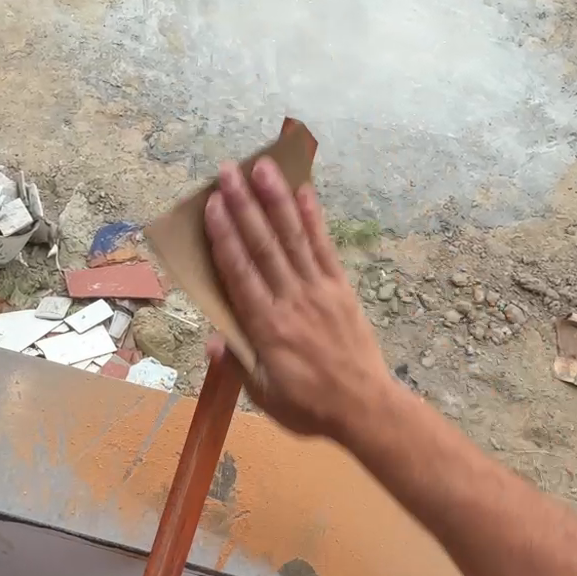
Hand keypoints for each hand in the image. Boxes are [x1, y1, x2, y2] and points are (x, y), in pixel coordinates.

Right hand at [205, 157, 396, 441]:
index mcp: (267, 328)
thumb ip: (237, 364)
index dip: (224, 237)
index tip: (211, 206)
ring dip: (276, 201)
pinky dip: (314, 219)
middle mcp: (291, 301)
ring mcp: (319, 291)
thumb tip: (211, 338)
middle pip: (264, 246)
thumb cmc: (308, 406)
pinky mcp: (341, 289)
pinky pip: (324, 248)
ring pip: (293, 238)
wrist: (364, 408)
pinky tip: (304, 192)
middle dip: (244, 206)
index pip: (240, 273)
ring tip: (262, 167)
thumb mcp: (264, 396)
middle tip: (228, 171)